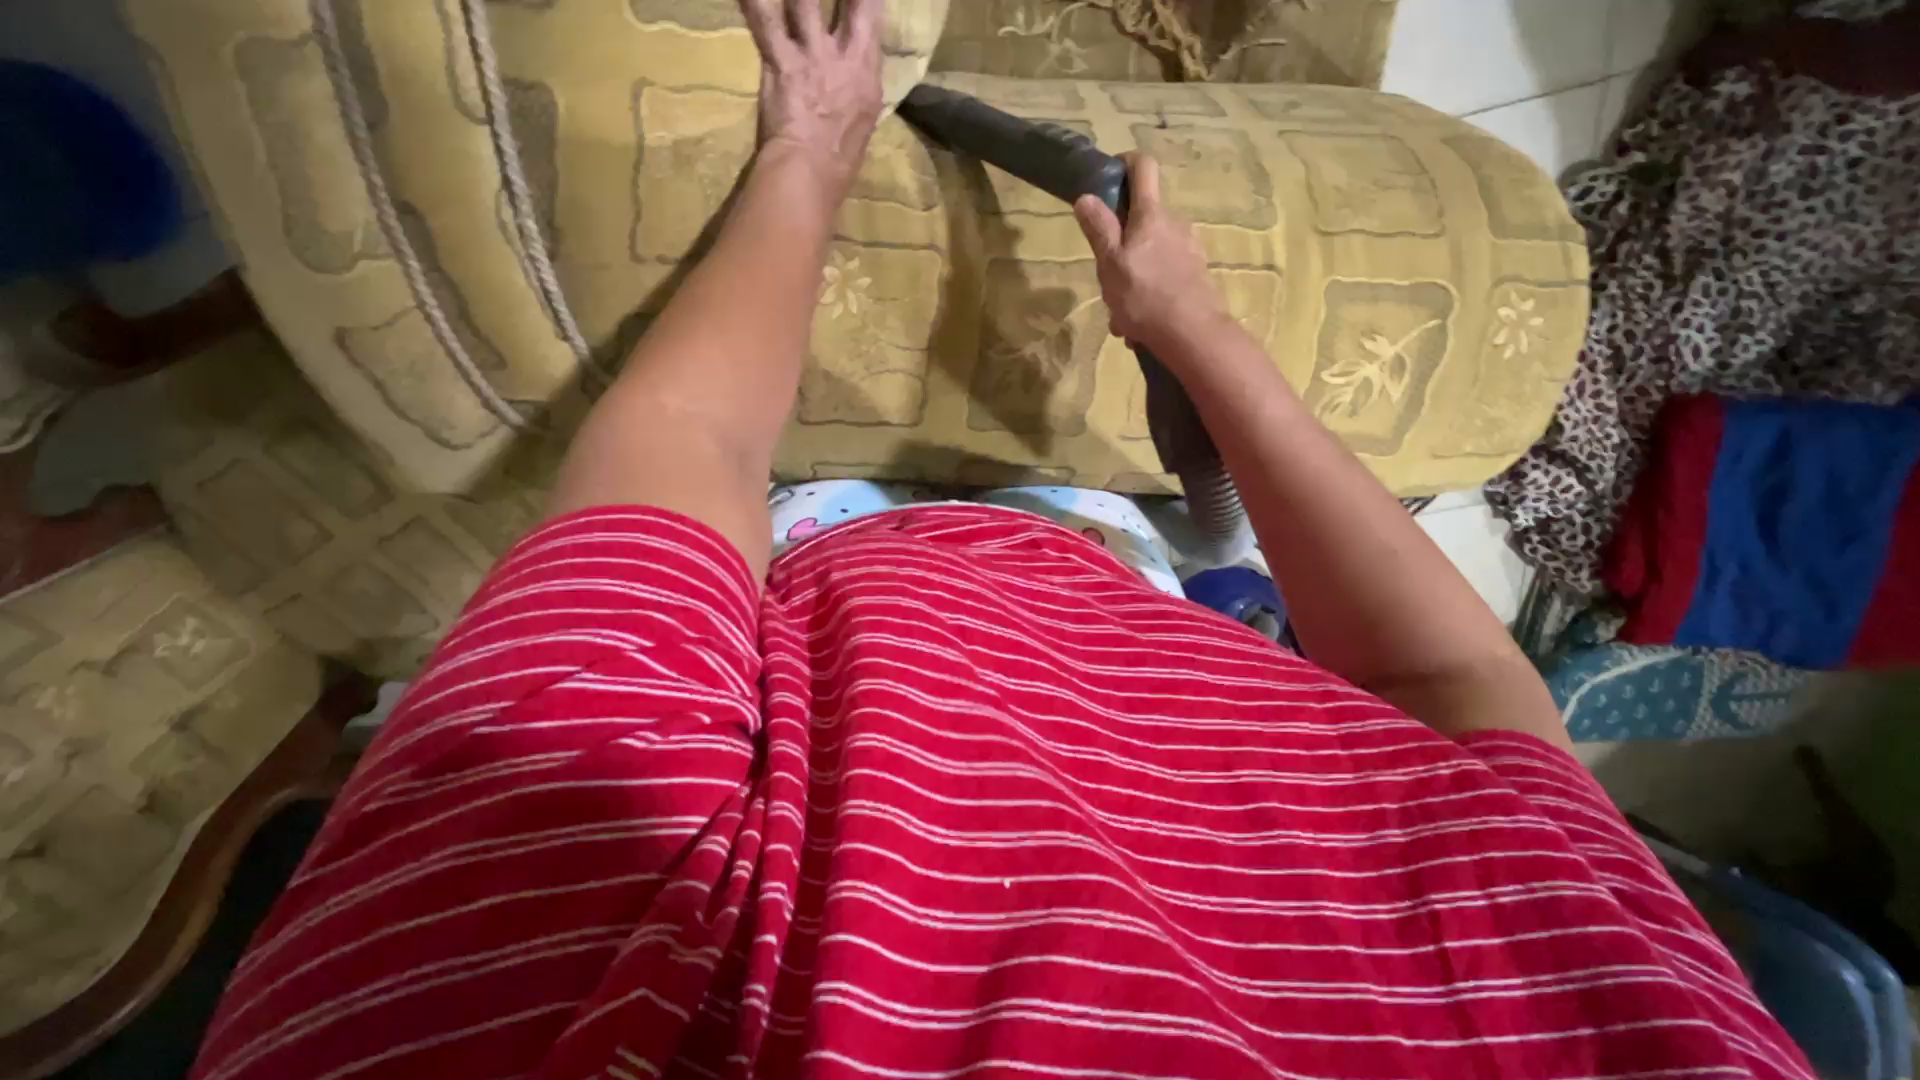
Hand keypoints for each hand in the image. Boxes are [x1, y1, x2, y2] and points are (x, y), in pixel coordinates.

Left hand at [740, 0, 884, 205]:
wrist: (811, 172)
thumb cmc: (837, 159)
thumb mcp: (860, 120)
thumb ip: (855, 86)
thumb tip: (853, 75)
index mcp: (868, 73)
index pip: (872, 14)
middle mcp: (845, 57)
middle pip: (850, 2)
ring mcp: (813, 56)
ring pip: (805, 2)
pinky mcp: (782, 62)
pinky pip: (763, 19)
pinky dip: (754, 1)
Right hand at [1073, 153, 1226, 353]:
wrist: (1192, 334)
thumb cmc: (1144, 296)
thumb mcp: (1110, 263)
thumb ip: (1099, 229)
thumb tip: (1086, 196)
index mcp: (1151, 215)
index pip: (1142, 168)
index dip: (1124, 163)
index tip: (1109, 177)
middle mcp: (1175, 223)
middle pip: (1144, 219)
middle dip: (1122, 242)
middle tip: (1106, 273)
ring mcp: (1190, 248)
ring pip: (1152, 253)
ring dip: (1134, 276)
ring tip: (1121, 313)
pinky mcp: (1197, 274)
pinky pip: (1165, 276)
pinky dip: (1149, 294)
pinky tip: (1140, 326)